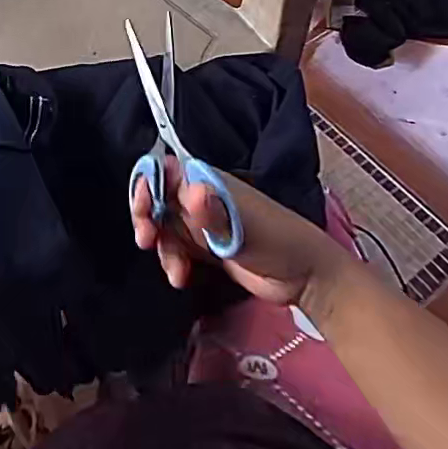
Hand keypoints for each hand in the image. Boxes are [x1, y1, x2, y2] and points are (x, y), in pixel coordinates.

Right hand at [131, 156, 352, 310]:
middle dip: (147, 218)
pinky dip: (173, 263)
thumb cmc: (275, 238)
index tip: (143, 208)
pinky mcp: (207, 250)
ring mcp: (204, 224)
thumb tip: (190, 192)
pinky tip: (181, 277)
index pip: (167, 171)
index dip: (148, 183)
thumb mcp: (242, 226)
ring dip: (163, 248)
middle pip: (160, 199)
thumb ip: (212, 213)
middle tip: (146, 239)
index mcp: (210, 182)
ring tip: (176, 270)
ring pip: (166, 228)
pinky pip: (178, 250)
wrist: (303, 274)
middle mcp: (203, 198)